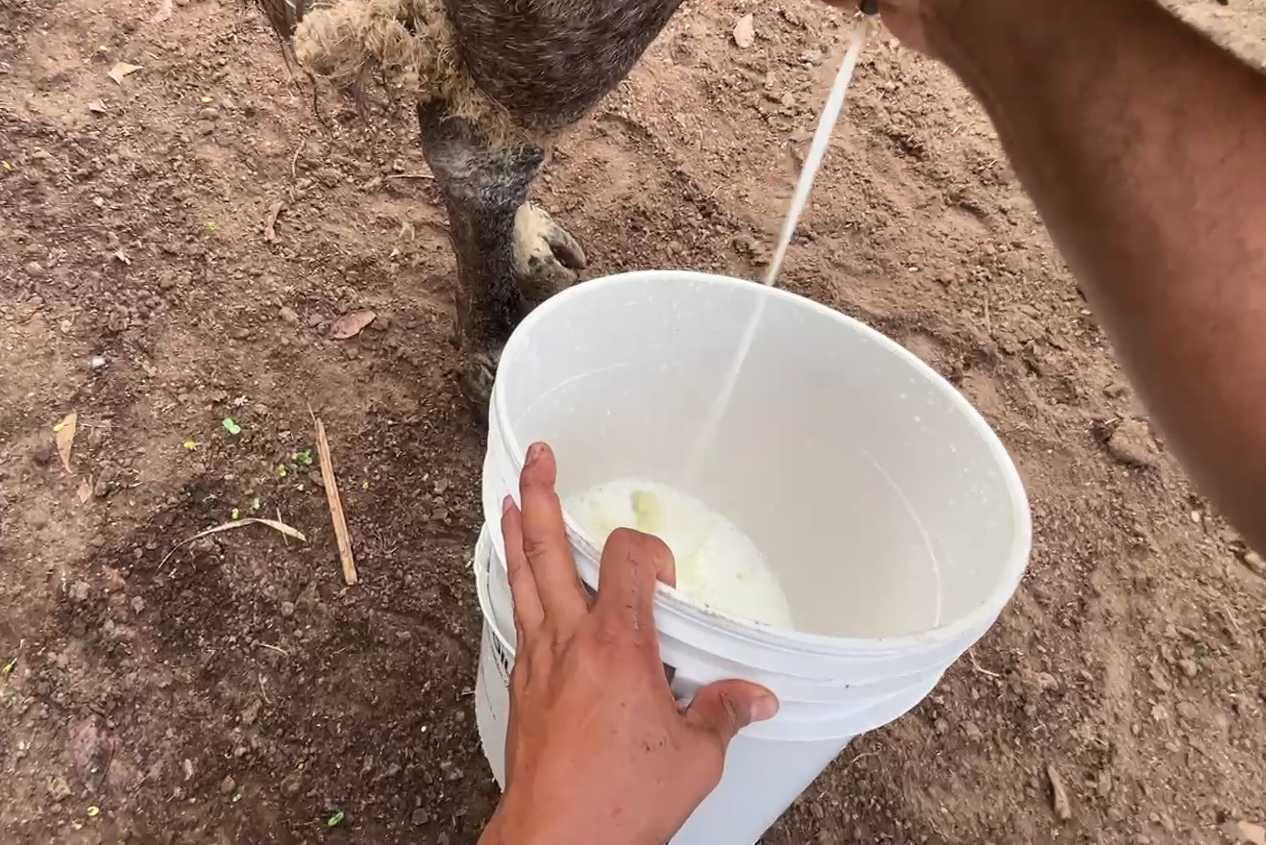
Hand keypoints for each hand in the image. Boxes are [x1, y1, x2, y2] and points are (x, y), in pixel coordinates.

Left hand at [480, 443, 777, 844]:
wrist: (556, 838)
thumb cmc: (620, 800)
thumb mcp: (692, 758)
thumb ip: (721, 713)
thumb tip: (754, 696)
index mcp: (618, 642)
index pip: (628, 557)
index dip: (650, 551)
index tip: (666, 578)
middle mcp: (571, 635)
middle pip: (549, 545)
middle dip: (542, 493)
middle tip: (538, 458)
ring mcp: (540, 652)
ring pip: (522, 571)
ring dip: (517, 528)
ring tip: (511, 494)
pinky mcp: (523, 675)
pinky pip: (516, 608)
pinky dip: (513, 575)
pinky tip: (513, 568)